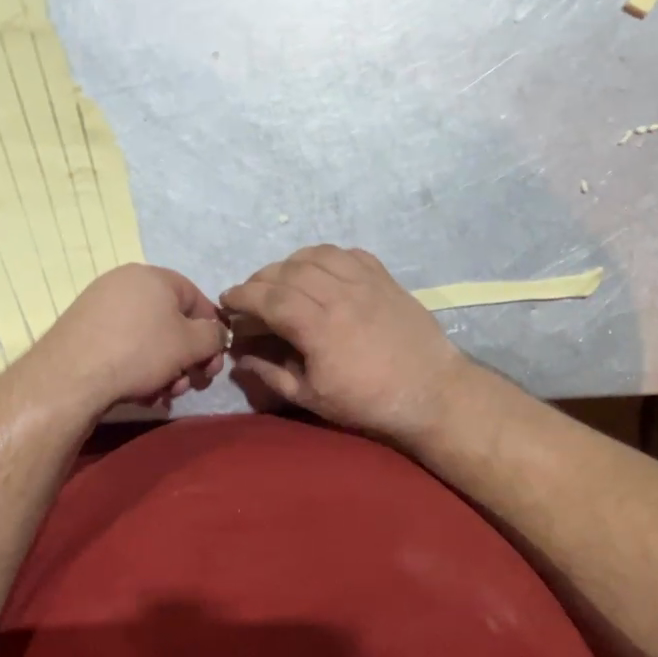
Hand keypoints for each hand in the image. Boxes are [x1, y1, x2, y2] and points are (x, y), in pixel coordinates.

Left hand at [26, 263, 228, 410]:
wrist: (72, 376)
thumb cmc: (139, 352)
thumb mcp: (189, 344)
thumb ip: (213, 336)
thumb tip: (217, 334)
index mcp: (153, 276)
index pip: (196, 298)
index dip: (210, 331)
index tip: (213, 361)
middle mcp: (125, 284)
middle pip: (170, 322)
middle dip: (185, 358)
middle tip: (189, 385)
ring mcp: (100, 307)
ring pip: (148, 340)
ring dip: (163, 370)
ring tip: (162, 395)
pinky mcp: (83, 331)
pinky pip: (123, 347)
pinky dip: (137, 369)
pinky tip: (139, 394)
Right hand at [220, 245, 471, 443]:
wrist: (430, 392)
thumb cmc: (367, 402)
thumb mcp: (311, 398)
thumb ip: (272, 374)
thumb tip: (241, 359)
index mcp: (318, 327)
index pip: (269, 298)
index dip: (242, 296)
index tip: (226, 302)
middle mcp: (339, 295)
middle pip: (287, 271)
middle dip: (259, 279)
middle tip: (248, 296)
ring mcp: (365, 282)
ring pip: (316, 255)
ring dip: (290, 264)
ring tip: (280, 281)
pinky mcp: (385, 278)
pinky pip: (347, 254)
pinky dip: (324, 258)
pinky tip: (319, 274)